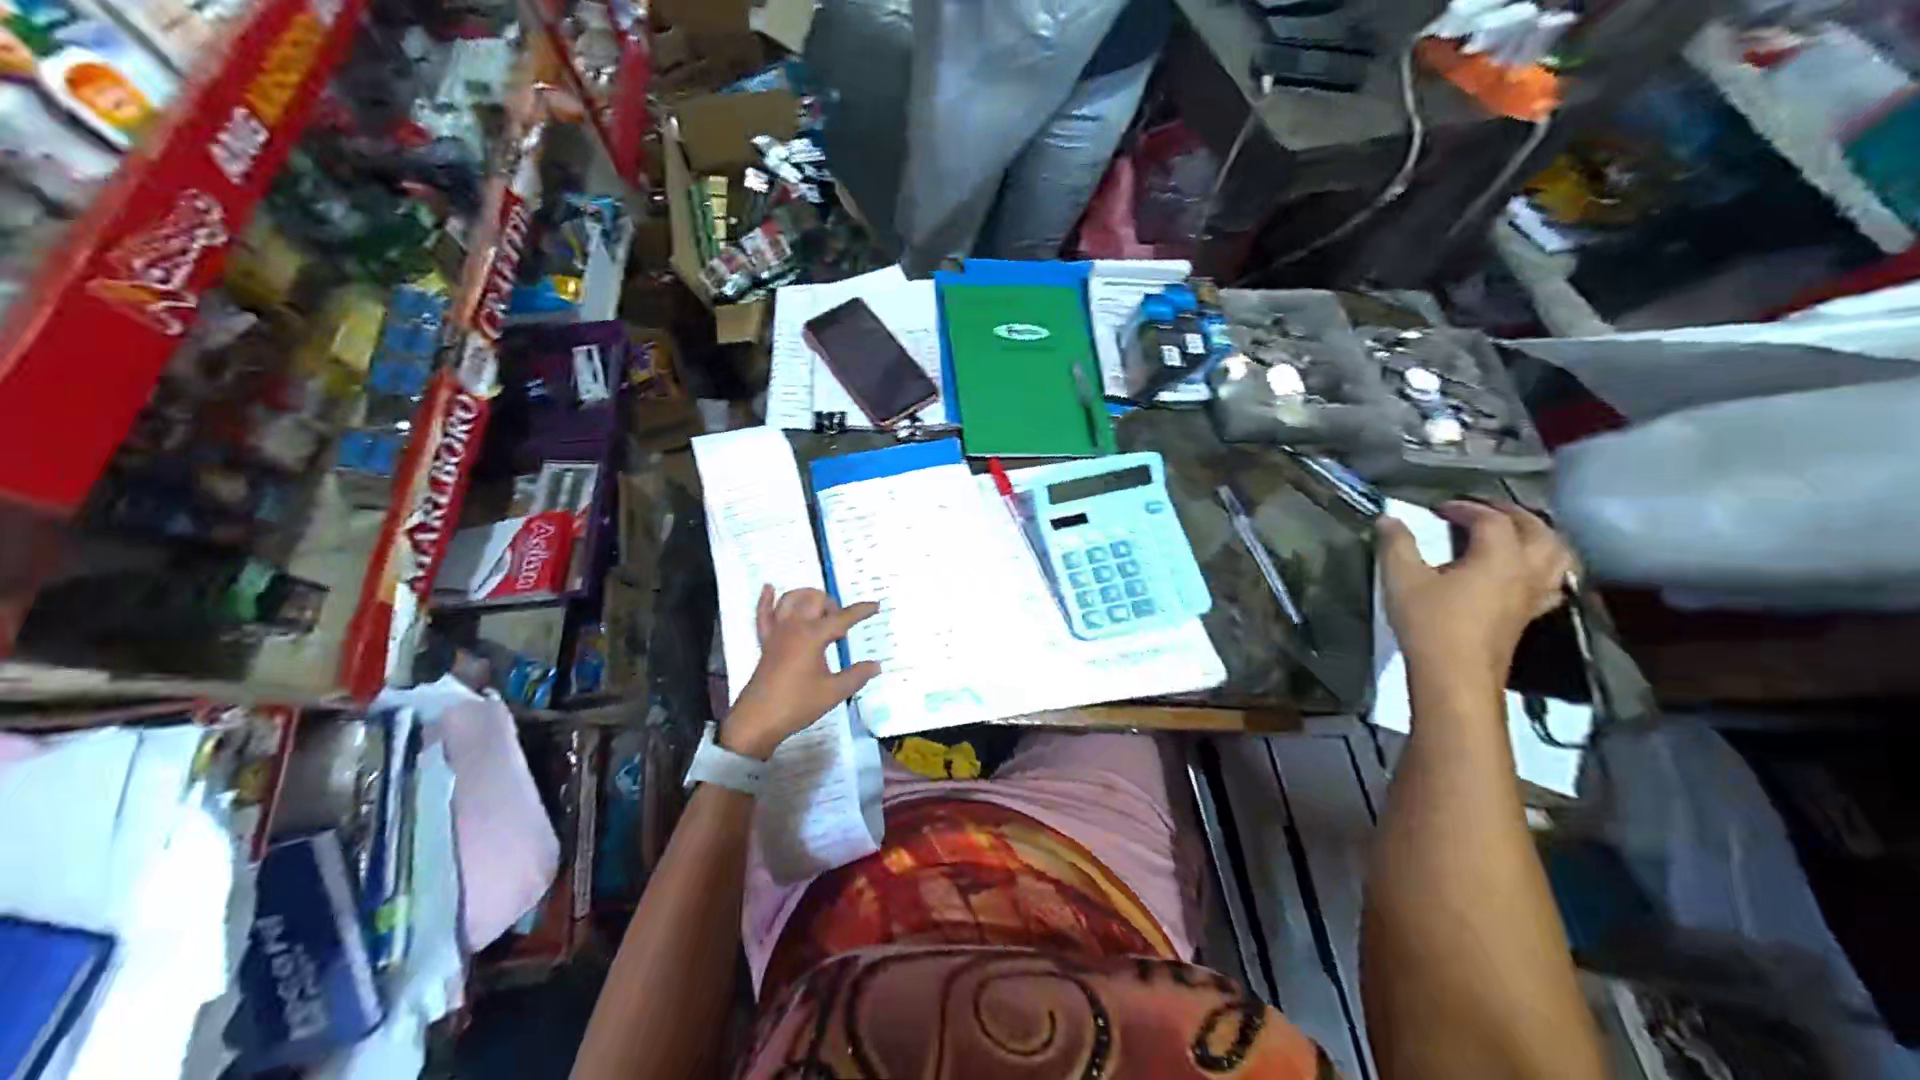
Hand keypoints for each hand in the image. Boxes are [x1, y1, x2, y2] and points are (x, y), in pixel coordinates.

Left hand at [721, 586, 881, 759]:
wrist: (759, 719)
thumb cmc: (798, 704)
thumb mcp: (834, 692)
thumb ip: (857, 675)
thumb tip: (876, 665)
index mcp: (812, 636)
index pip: (842, 618)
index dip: (860, 612)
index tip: (875, 606)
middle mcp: (794, 627)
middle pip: (815, 599)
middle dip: (832, 606)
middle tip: (841, 627)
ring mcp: (777, 632)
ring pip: (790, 599)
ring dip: (807, 598)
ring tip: (819, 612)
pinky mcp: (765, 642)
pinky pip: (763, 614)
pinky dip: (766, 600)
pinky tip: (770, 588)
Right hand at [1378, 501, 1574, 691]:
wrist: (1455, 676)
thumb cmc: (1430, 624)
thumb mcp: (1402, 579)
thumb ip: (1397, 544)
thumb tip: (1388, 519)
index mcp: (1499, 557)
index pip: (1490, 519)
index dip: (1465, 507)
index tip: (1438, 508)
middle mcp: (1526, 570)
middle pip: (1535, 529)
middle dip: (1509, 513)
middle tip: (1481, 509)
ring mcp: (1533, 595)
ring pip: (1555, 554)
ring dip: (1538, 535)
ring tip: (1515, 531)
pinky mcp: (1530, 615)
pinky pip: (1552, 580)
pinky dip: (1544, 565)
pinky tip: (1526, 570)